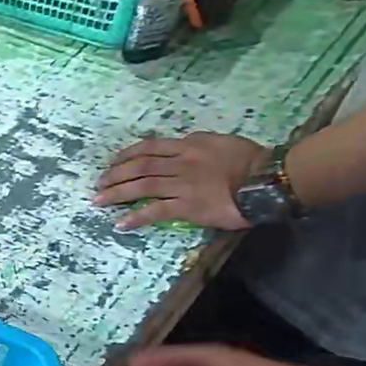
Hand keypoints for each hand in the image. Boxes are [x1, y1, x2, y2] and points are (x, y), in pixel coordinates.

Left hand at [94, 132, 269, 230]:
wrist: (267, 178)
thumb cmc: (252, 161)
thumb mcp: (222, 142)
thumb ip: (199, 144)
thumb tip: (184, 145)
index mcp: (189, 145)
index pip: (151, 147)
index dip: (127, 154)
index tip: (113, 162)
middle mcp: (181, 162)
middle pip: (140, 166)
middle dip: (115, 174)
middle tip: (98, 184)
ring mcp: (182, 184)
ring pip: (142, 186)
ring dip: (116, 193)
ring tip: (99, 201)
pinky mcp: (187, 206)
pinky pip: (155, 211)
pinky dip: (136, 217)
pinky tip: (120, 224)